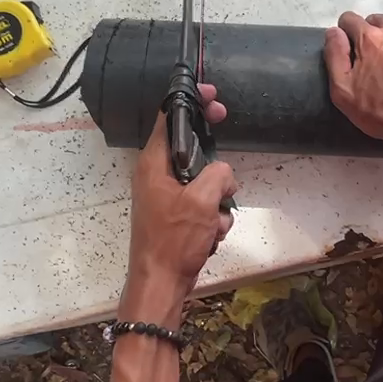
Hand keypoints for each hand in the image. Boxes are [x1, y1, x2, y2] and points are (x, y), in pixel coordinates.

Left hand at [124, 84, 235, 322]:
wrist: (161, 284)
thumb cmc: (174, 239)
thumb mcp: (203, 201)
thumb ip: (218, 174)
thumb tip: (223, 173)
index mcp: (154, 163)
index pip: (170, 118)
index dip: (191, 103)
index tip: (212, 97)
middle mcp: (156, 175)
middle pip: (191, 150)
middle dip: (215, 163)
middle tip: (228, 172)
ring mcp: (166, 197)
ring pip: (203, 182)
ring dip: (217, 200)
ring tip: (214, 220)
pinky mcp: (176, 217)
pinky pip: (202, 206)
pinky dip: (212, 218)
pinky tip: (211, 235)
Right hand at [324, 12, 382, 155]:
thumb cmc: (379, 112)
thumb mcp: (343, 91)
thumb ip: (335, 56)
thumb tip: (334, 31)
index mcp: (369, 38)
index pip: (350, 20)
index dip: (347, 33)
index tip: (352, 48)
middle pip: (377, 20)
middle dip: (373, 35)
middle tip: (377, 59)